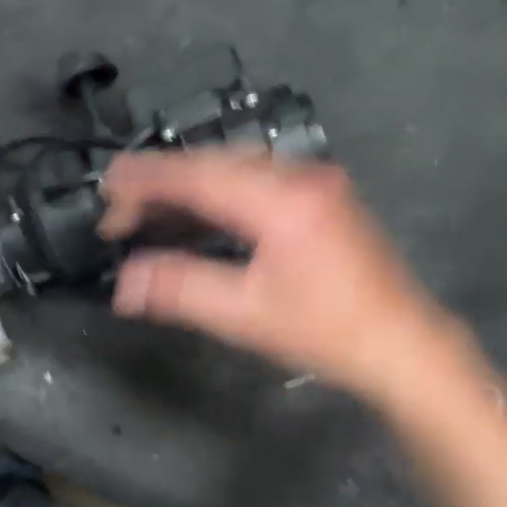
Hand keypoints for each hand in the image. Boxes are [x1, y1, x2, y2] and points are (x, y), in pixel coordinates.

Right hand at [100, 151, 465, 397]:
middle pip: (214, 163)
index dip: (147, 178)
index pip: (199, 177)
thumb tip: (123, 283)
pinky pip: (250, 180)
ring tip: (142, 209)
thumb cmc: (324, 330)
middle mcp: (299, 180)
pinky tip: (187, 214)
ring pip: (232, 168)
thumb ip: (177, 290)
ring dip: (183, 184)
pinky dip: (210, 192)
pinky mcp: (316, 200)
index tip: (107, 184)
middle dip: (159, 181)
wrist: (399, 344)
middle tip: (116, 208)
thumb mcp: (241, 314)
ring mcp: (313, 186)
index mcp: (281, 202)